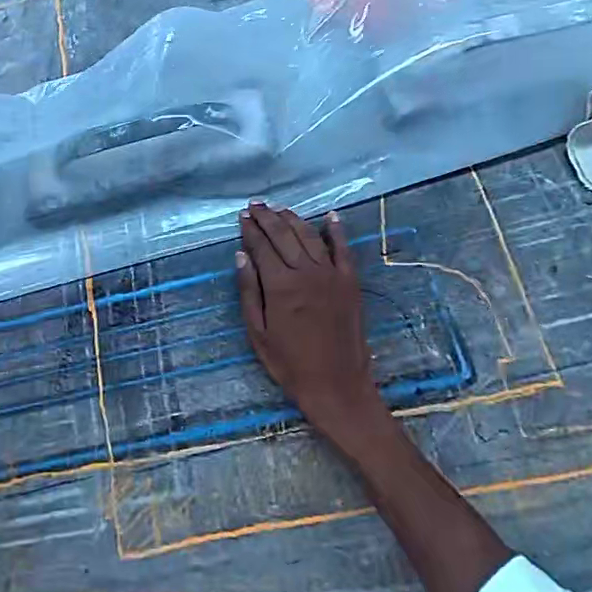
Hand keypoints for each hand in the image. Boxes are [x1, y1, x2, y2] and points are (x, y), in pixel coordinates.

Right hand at [235, 203, 387, 441]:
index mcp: (280, 285)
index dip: (250, 229)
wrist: (337, 385)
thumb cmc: (290, 363)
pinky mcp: (350, 282)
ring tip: (279, 209)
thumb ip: (249, 290)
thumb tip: (241, 256)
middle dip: (267, 217)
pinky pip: (343, 249)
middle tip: (255, 205)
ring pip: (310, 236)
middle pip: (284, 235)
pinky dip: (336, 230)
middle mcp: (306, 272)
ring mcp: (331, 275)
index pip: (261, 246)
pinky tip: (330, 216)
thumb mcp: (258, 331)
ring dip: (293, 219)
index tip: (242, 217)